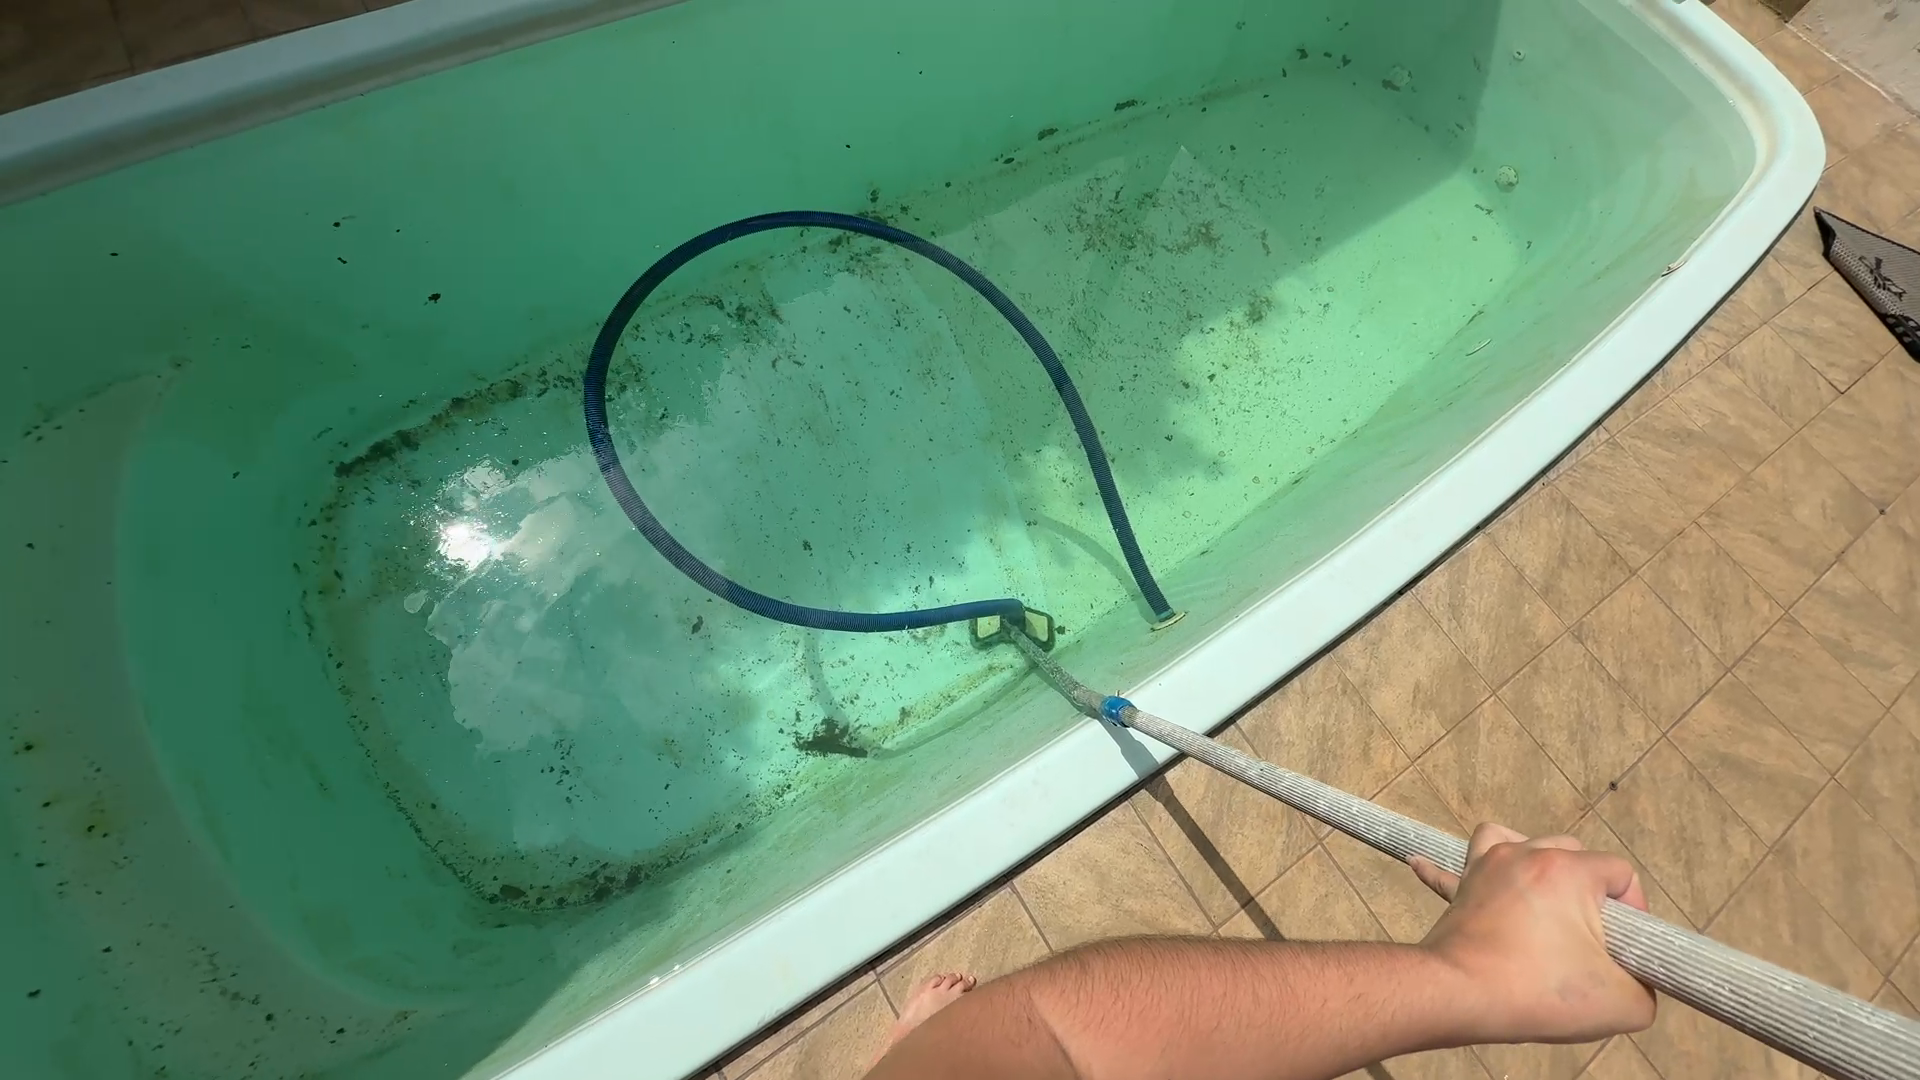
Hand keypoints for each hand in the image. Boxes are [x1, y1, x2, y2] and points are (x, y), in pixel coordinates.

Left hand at [1409, 823, 1655, 1044]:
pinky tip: (1421, 863)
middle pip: (1567, 849)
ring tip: (1545, 895)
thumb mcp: (1629, 1000)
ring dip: (1531, 861)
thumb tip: (1624, 971)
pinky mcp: (1458, 887)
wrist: (1465, 990)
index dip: (1635, 908)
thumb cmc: (1544, 990)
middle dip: (1590, 886)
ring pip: (1508, 839)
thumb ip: (1641, 978)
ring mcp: (1483, 866)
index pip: (1618, 870)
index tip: (1626, 944)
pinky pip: (1447, 868)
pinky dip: (1442, 869)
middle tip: (1592, 932)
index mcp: (1564, 870)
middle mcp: (1521, 854)